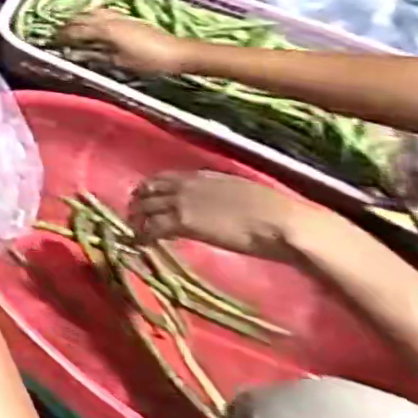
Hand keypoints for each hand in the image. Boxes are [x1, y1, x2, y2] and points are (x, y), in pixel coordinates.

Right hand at [60, 12, 197, 74]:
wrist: (180, 53)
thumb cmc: (149, 61)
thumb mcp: (120, 63)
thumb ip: (96, 56)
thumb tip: (75, 53)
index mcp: (103, 30)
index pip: (75, 30)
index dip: (62, 36)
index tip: (52, 41)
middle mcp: (107, 19)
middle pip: (80, 18)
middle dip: (67, 25)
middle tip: (58, 34)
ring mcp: (118, 16)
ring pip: (91, 12)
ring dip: (79, 18)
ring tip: (73, 26)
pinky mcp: (128, 18)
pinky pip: (102, 12)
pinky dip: (92, 15)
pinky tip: (95, 22)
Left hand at [129, 171, 341, 264]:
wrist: (284, 223)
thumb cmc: (277, 212)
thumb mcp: (241, 191)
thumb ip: (221, 193)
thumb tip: (220, 203)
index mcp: (200, 176)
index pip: (162, 178)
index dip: (151, 189)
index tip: (148, 198)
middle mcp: (184, 185)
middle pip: (147, 190)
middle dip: (138, 202)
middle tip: (135, 215)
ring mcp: (180, 202)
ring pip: (145, 207)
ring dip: (137, 218)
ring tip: (134, 230)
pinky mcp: (183, 222)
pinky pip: (153, 226)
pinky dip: (144, 233)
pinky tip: (143, 242)